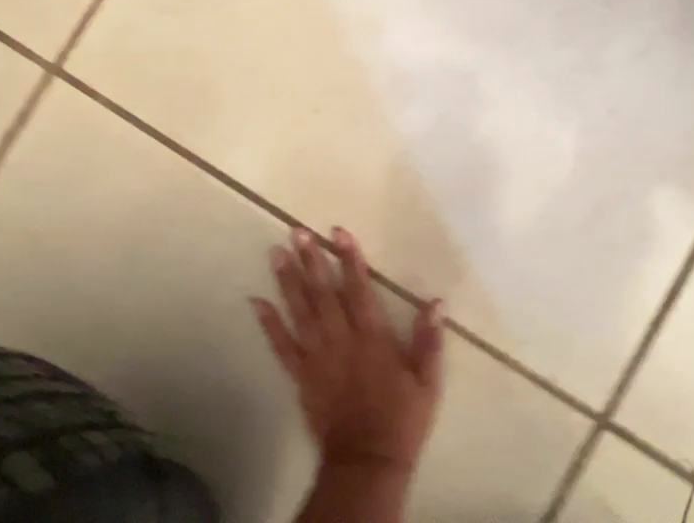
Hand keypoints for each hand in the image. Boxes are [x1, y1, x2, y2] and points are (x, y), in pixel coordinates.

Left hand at [253, 227, 444, 472]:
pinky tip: (257, 300)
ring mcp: (317, 356)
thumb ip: (429, 339)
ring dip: (287, 280)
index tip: (338, 232)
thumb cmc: (402, 418)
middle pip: (323, 292)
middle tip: (297, 232)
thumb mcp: (427, 380)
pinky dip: (268, 323)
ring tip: (276, 252)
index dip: (349, 258)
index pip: (359, 289)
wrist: (367, 460)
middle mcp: (341, 339)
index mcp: (373, 337)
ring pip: (299, 311)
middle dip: (310, 260)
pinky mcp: (301, 375)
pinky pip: (281, 345)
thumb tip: (436, 302)